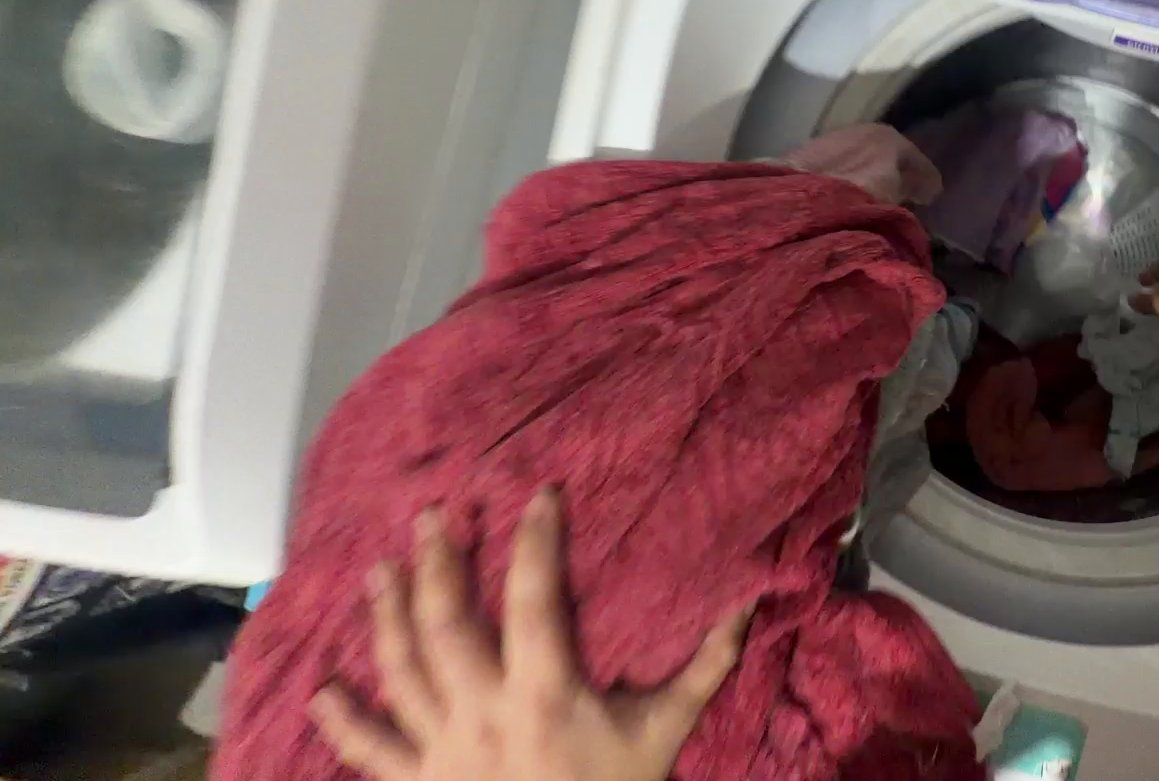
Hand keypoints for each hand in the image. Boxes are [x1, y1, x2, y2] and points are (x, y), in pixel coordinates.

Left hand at [309, 491, 750, 780]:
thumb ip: (708, 665)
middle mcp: (481, 716)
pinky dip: (345, 723)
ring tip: (378, 569)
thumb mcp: (668, 729)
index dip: (537, 543)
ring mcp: (440, 754)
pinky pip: (372, 752)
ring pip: (402, 675)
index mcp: (544, 694)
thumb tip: (748, 603)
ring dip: (387, 618)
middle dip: (439, 566)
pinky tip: (320, 694)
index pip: (535, 600)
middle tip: (431, 514)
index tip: (541, 494)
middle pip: (447, 629)